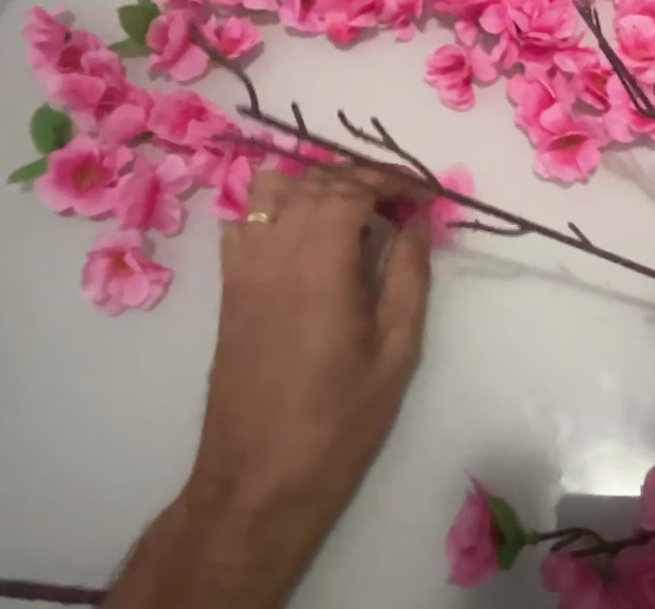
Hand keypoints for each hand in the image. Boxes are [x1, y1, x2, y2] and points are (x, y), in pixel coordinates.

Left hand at [107, 165, 433, 608]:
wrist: (260, 477)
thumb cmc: (340, 418)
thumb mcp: (397, 349)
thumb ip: (409, 274)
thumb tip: (418, 221)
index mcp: (321, 264)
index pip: (354, 188)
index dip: (394, 180)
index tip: (426, 196)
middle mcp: (275, 251)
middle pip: (318, 181)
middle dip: (365, 178)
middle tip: (402, 204)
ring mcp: (245, 265)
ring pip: (274, 188)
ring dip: (317, 183)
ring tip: (352, 209)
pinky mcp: (229, 285)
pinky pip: (243, 218)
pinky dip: (274, 204)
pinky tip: (302, 227)